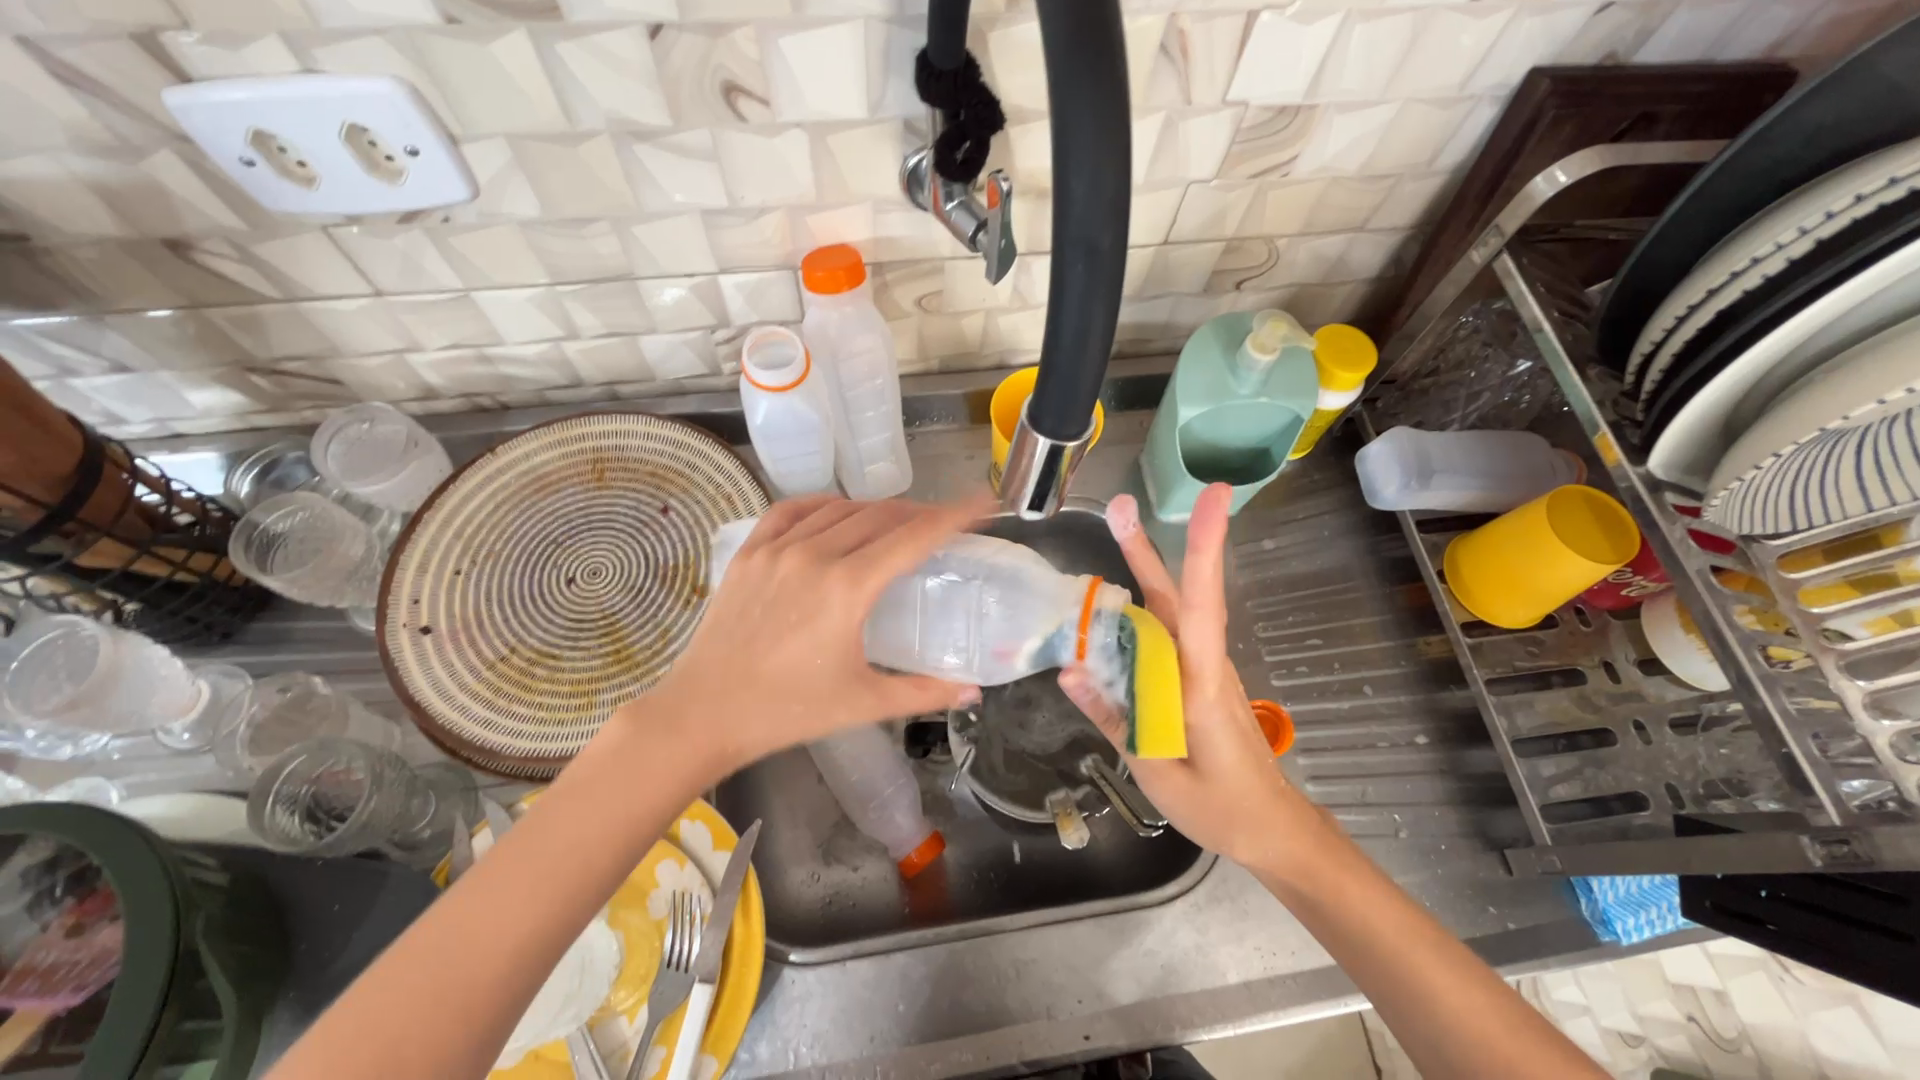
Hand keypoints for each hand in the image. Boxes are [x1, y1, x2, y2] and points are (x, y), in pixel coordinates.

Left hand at [642, 495, 989, 769]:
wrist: (705, 713)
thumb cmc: (788, 712)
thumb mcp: (863, 704)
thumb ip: (924, 692)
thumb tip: (973, 691)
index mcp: (847, 588)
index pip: (913, 536)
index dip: (954, 516)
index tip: (981, 503)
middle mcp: (814, 556)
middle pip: (880, 516)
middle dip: (920, 513)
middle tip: (944, 523)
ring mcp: (776, 550)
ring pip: (838, 509)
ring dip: (875, 509)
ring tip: (897, 521)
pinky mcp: (748, 553)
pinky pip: (790, 511)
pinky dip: (821, 504)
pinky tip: (835, 511)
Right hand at [1058, 485, 1308, 868]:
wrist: (1272, 826)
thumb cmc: (1220, 808)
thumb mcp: (1156, 772)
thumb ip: (1114, 718)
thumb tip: (1068, 669)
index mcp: (1201, 686)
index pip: (1201, 608)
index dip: (1205, 552)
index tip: (1213, 499)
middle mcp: (1207, 664)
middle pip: (1178, 596)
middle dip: (1147, 548)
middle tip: (1118, 506)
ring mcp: (1207, 668)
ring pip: (1172, 610)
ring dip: (1143, 569)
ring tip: (1115, 531)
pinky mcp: (1200, 677)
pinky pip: (1167, 636)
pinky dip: (1140, 613)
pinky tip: (1112, 609)